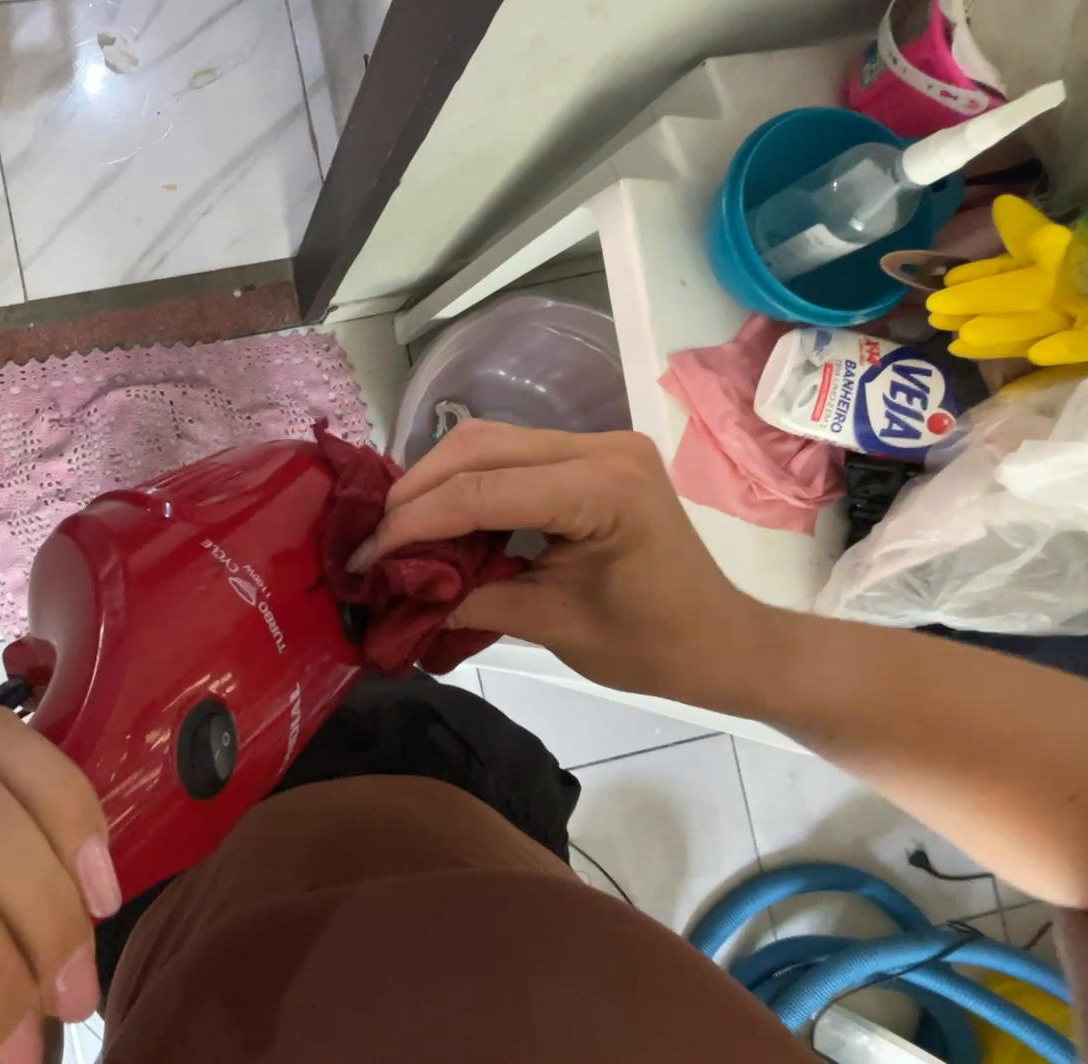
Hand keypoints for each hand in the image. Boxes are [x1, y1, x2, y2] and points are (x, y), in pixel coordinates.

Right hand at [348, 421, 774, 703]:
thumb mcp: (553, 626)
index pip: (482, 493)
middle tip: (372, 539)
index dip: (413, 523)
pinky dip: (460, 483)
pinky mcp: (585, 455)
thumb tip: (394, 592)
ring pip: (485, 442)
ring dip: (431, 482)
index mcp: (604, 490)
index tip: (364, 558)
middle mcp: (600, 448)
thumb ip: (470, 599)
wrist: (723, 640)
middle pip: (477, 448)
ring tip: (395, 528)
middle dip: (413, 492)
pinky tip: (436, 515)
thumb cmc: (653, 645)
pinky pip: (505, 455)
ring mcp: (595, 444)